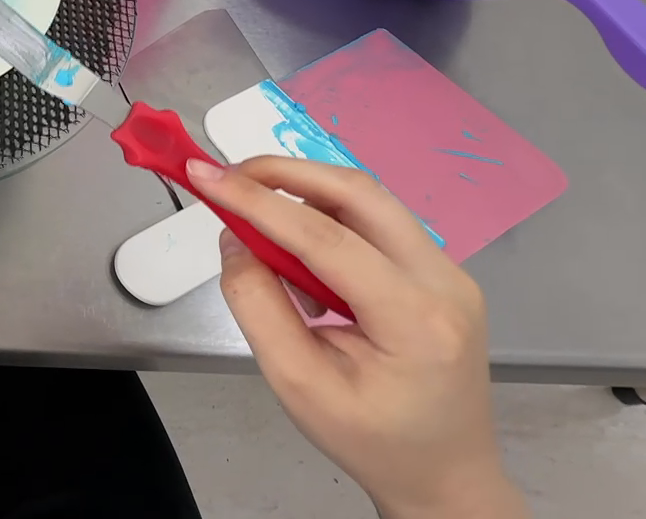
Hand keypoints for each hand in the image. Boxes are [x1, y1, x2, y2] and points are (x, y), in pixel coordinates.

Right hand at [186, 156, 527, 518]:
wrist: (445, 474)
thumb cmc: (368, 437)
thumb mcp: (293, 379)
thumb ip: (255, 301)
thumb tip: (234, 237)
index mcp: (414, 321)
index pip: (325, 237)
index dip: (256, 199)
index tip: (199, 173)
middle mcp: (443, 282)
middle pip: (357, 193)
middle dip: (282, 171)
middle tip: (225, 176)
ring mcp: (446, 271)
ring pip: (364, 197)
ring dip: (298, 187)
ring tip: (249, 206)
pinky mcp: (434, 269)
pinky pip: (369, 218)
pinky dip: (318, 211)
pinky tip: (289, 242)